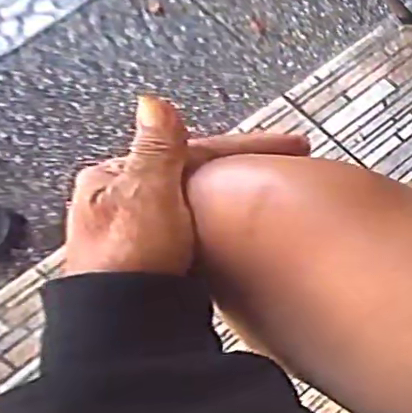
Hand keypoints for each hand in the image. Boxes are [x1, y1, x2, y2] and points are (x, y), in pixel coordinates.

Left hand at [63, 96, 309, 276]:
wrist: (126, 308)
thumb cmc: (129, 255)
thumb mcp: (148, 192)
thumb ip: (158, 150)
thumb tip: (155, 104)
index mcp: (115, 176)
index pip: (198, 148)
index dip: (252, 145)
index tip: (296, 144)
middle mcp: (125, 195)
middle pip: (201, 168)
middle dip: (249, 162)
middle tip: (294, 158)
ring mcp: (145, 222)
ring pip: (205, 191)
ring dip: (243, 184)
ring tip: (280, 181)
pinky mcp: (164, 245)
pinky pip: (207, 213)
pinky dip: (233, 208)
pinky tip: (251, 214)